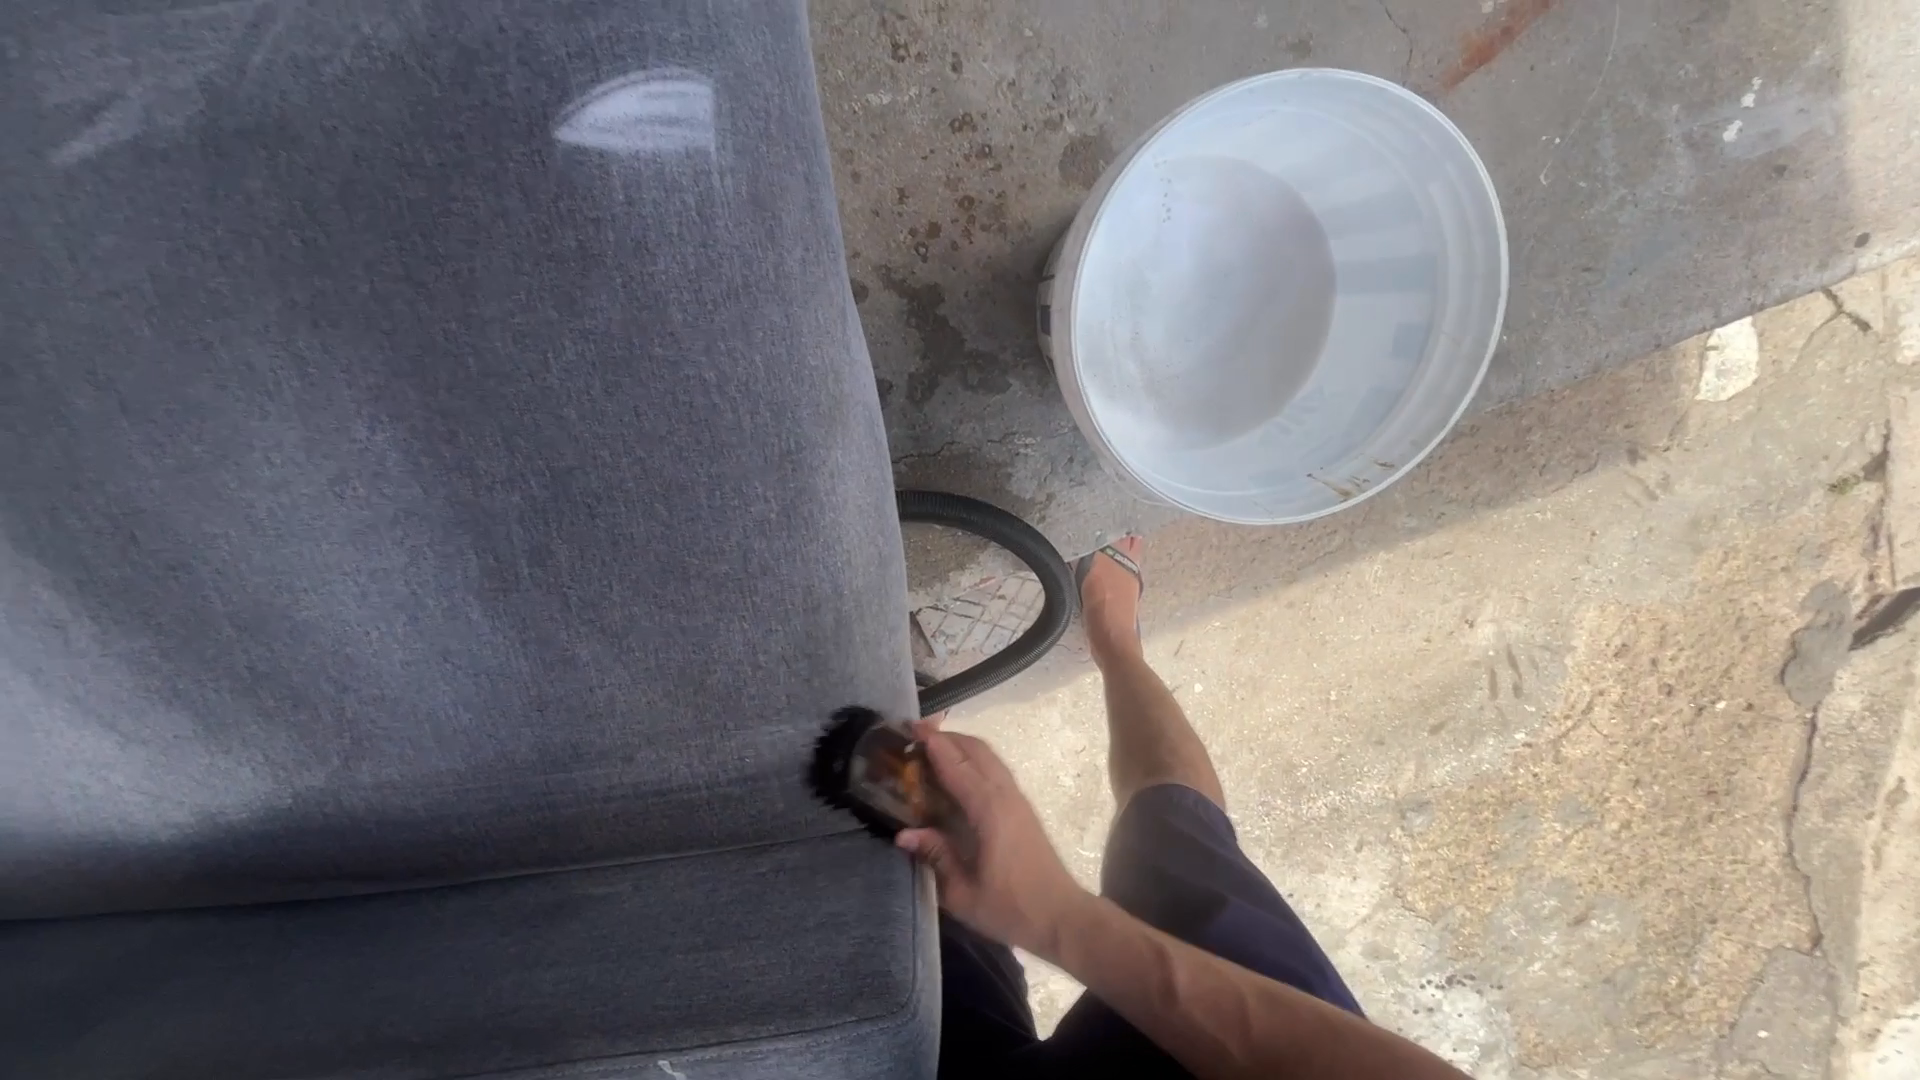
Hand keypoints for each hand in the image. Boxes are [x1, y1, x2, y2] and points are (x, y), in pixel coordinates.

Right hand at [895, 723, 1090, 954]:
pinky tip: (957, 773)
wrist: (1061, 916)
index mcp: (988, 809)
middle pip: (975, 749)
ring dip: (961, 745)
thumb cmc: (1011, 908)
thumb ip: (935, 857)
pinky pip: (994, 768)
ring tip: (932, 748)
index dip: (933, 743)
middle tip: (916, 734)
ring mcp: (1017, 798)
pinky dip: (973, 758)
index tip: (911, 726)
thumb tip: (902, 834)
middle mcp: (1004, 794)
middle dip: (946, 736)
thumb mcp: (963, 893)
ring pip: (988, 756)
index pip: (956, 765)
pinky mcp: (1022, 807)